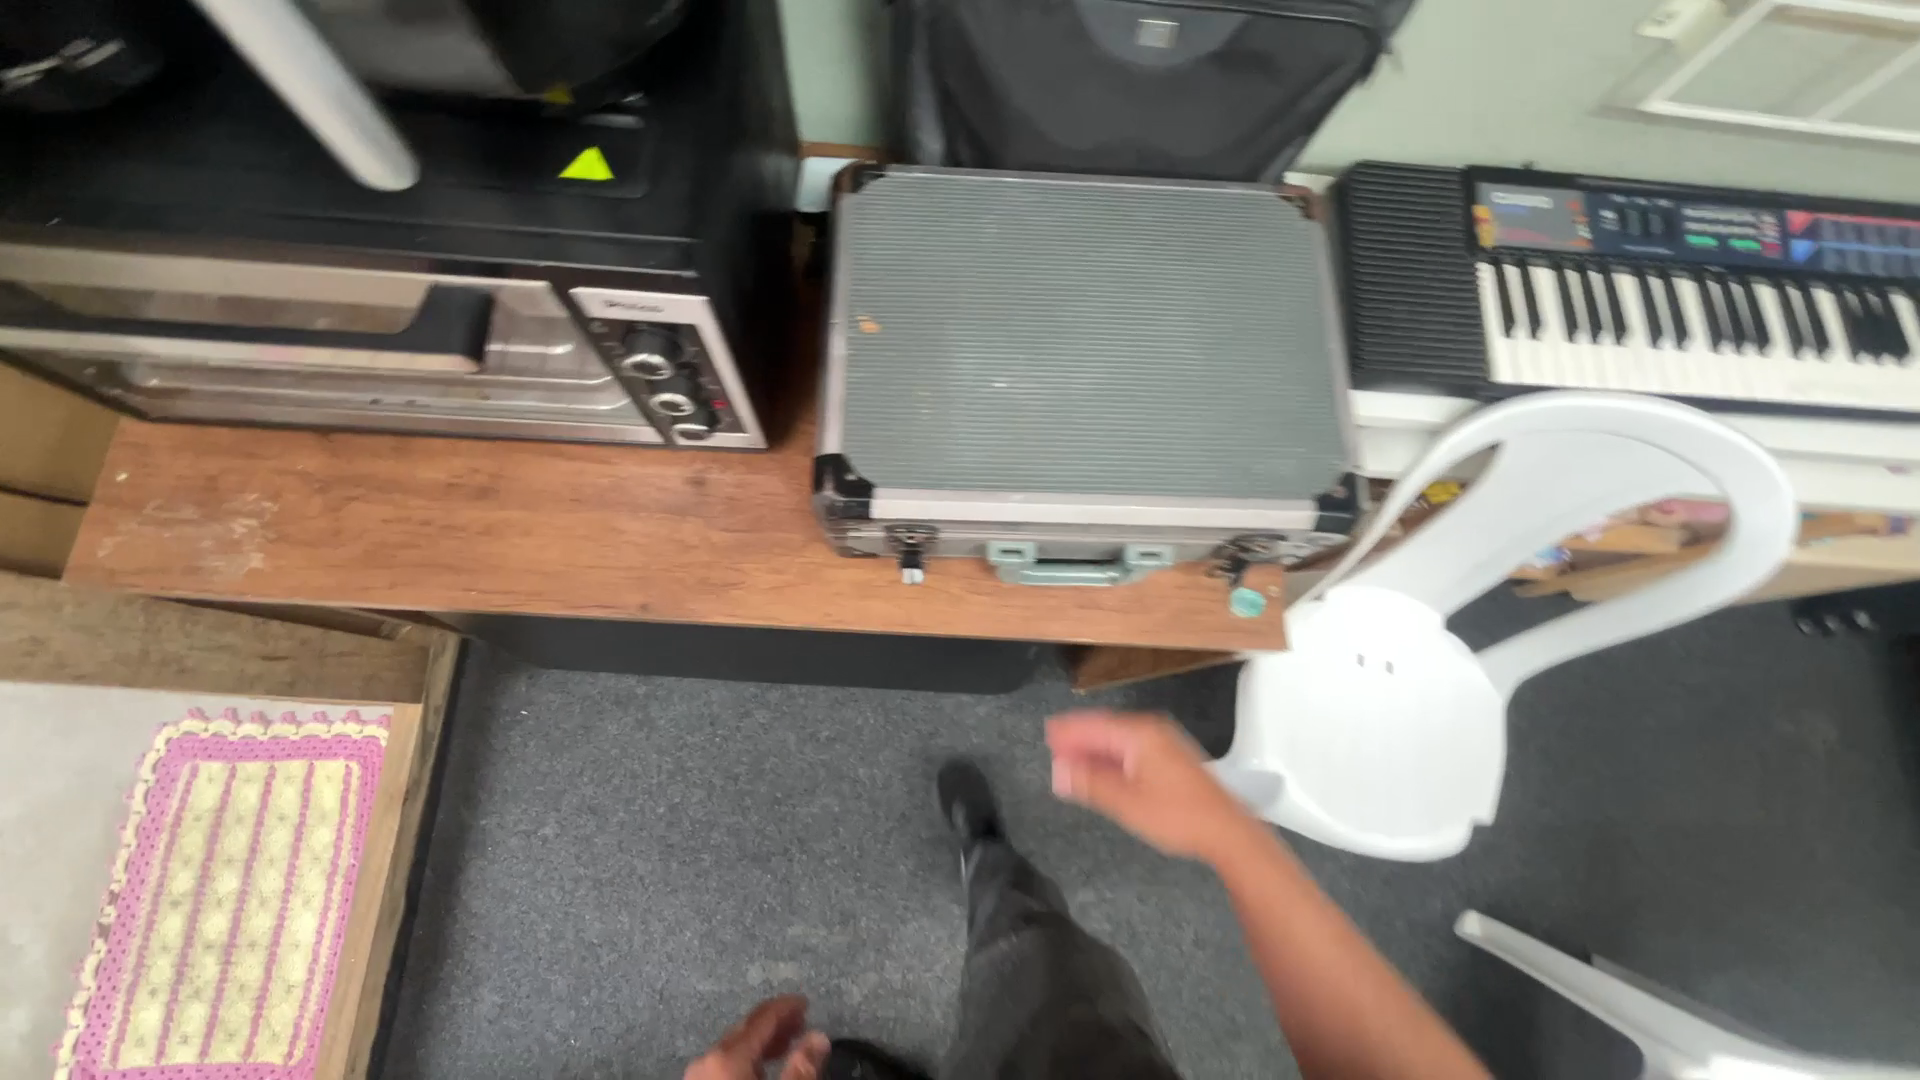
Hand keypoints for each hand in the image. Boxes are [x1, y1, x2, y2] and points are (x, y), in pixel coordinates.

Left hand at [683, 994, 830, 1079]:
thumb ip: (803, 1068)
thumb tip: (818, 1037)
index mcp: (728, 1056)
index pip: (762, 1017)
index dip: (787, 1007)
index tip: (807, 1005)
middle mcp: (707, 1060)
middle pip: (746, 1029)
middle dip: (776, 1025)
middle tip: (801, 1026)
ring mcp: (696, 1079)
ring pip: (733, 1048)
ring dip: (762, 1044)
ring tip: (786, 1049)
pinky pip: (723, 1067)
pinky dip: (746, 1062)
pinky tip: (760, 1074)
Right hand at [1046, 709, 1263, 863]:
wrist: (1227, 831)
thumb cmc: (1178, 815)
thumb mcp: (1126, 802)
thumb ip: (1090, 784)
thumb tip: (1059, 771)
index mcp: (1140, 734)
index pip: (1094, 725)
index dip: (1069, 731)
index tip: (1047, 735)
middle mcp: (1152, 732)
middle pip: (1106, 729)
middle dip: (1080, 739)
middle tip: (1054, 747)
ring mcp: (1164, 744)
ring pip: (1119, 741)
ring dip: (1095, 750)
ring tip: (1072, 760)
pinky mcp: (1171, 760)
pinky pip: (1132, 750)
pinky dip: (1112, 758)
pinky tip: (1102, 772)